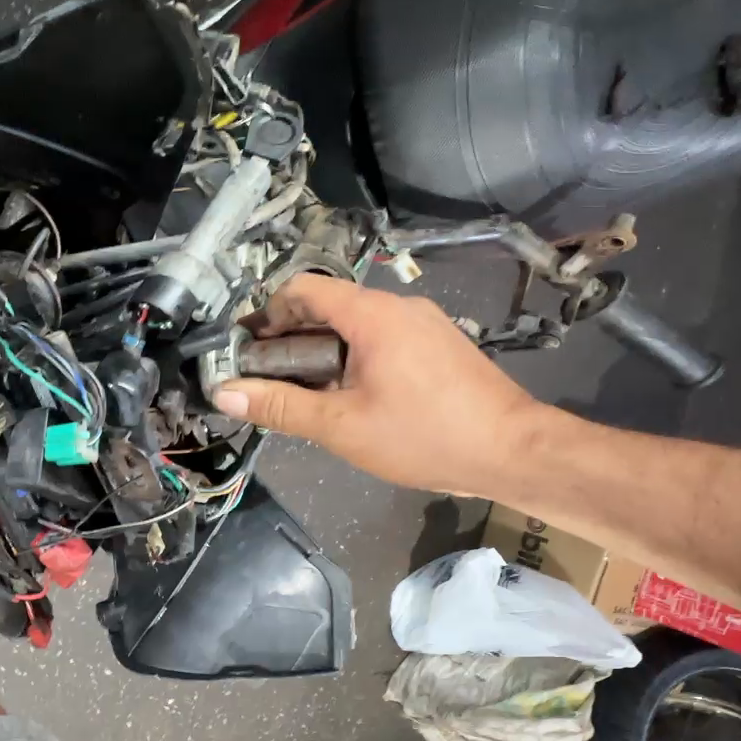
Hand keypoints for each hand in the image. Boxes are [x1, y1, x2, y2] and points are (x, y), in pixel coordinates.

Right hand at [211, 273, 551, 494]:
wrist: (516, 453)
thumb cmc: (424, 434)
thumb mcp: (340, 425)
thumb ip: (279, 405)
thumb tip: (223, 392)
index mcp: (372, 315)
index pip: (303, 288)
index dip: (267, 313)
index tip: (249, 349)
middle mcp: (398, 307)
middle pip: (325, 306)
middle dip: (288, 338)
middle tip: (267, 377)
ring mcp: (423, 324)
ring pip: (352, 325)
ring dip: (318, 351)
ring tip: (304, 393)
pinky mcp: (438, 345)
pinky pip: (379, 338)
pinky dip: (350, 357)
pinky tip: (348, 397)